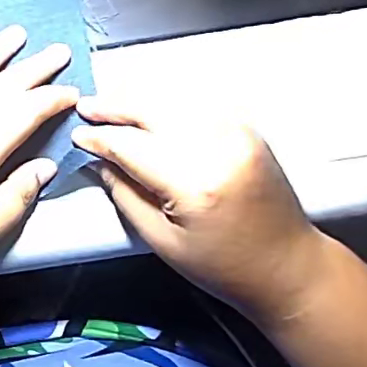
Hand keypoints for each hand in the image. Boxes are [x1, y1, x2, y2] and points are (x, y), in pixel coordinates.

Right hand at [72, 95, 335, 324]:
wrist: (287, 265)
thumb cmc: (224, 266)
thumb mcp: (162, 241)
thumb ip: (126, 195)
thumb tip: (101, 161)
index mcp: (195, 184)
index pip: (132, 146)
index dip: (100, 138)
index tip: (78, 135)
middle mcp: (219, 148)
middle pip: (153, 110)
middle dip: (116, 106)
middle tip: (87, 107)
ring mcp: (238, 134)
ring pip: (175, 100)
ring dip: (141, 100)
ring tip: (112, 105)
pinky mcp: (247, 131)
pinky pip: (199, 105)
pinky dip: (170, 103)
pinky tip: (151, 108)